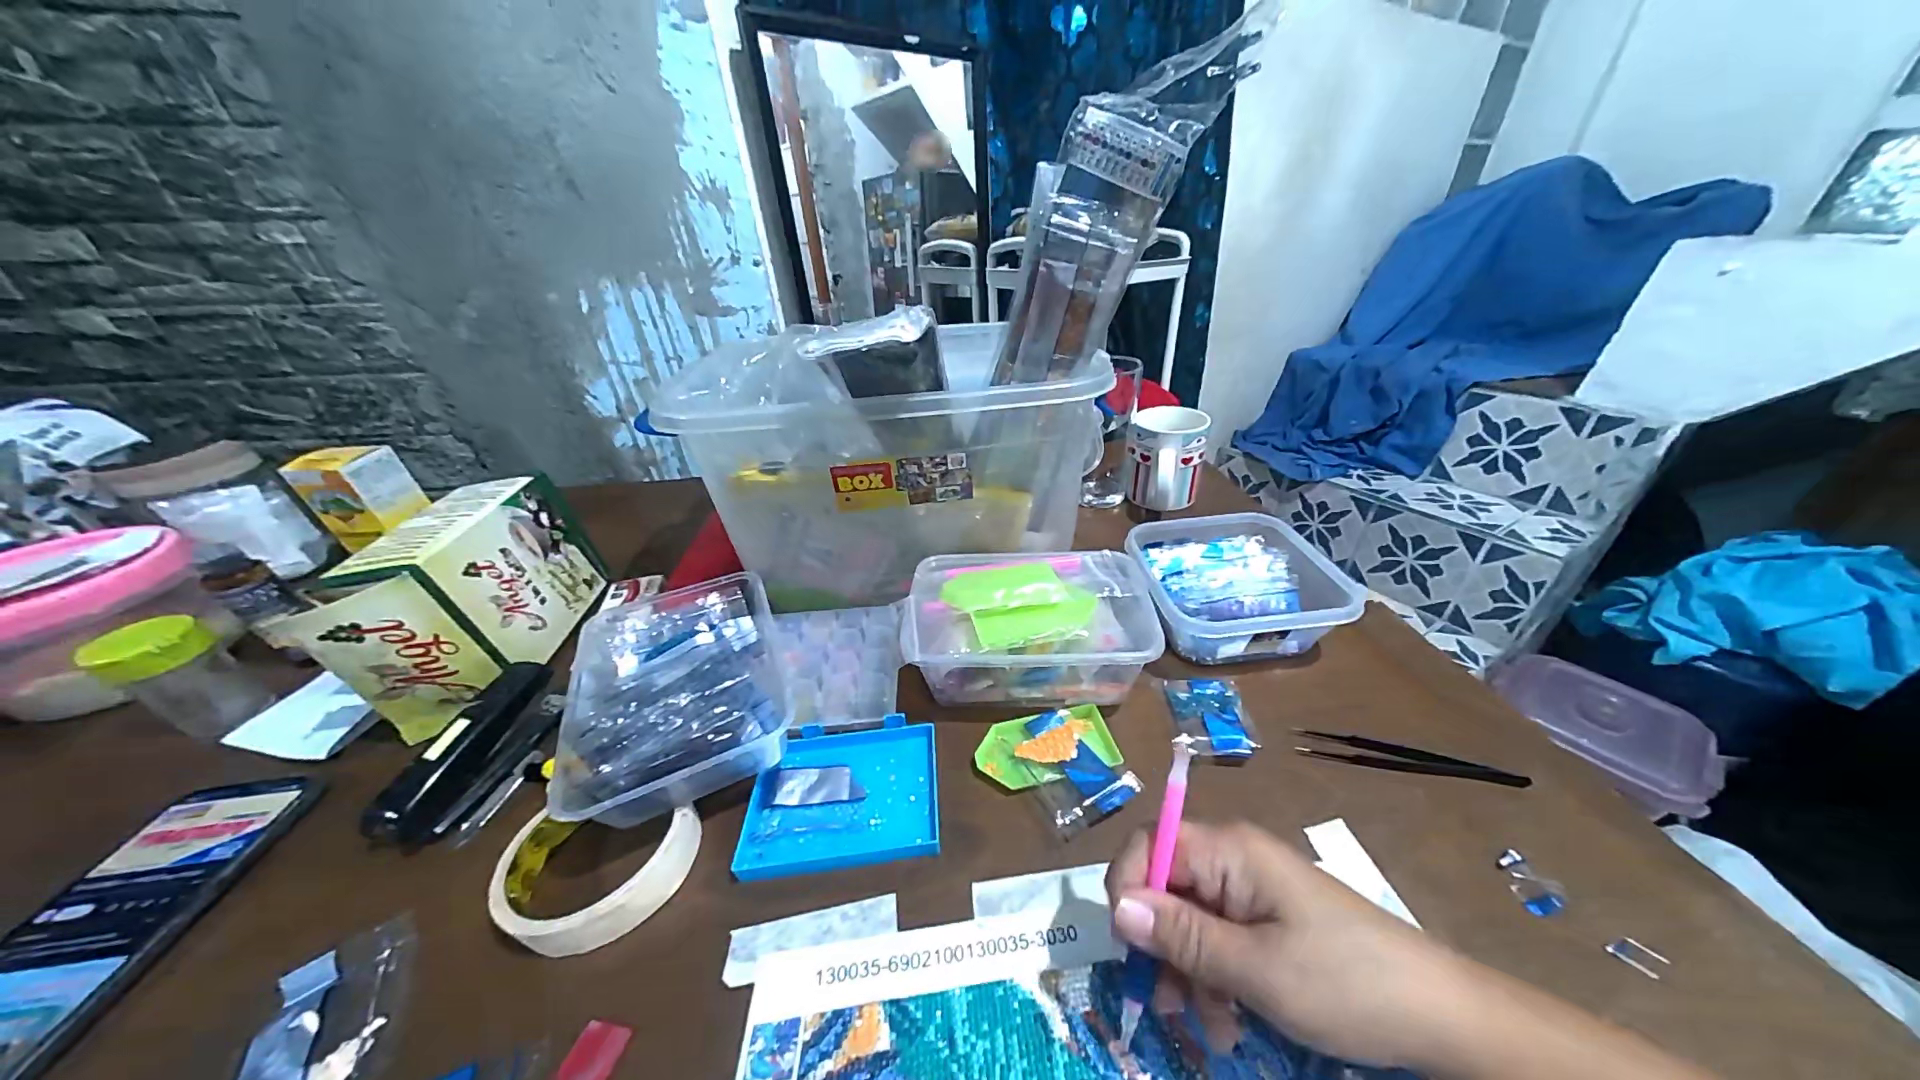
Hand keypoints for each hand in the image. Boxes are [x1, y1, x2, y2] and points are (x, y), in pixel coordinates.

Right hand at [1104, 819, 1478, 1067]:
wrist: (1443, 1017)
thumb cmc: (1346, 984)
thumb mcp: (1256, 969)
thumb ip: (1182, 936)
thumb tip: (1116, 909)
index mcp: (1230, 851)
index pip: (1151, 843)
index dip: (1129, 886)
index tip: (1129, 946)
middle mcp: (1235, 860)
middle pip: (1167, 885)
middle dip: (1160, 944)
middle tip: (1164, 1002)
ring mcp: (1252, 891)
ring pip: (1189, 919)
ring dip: (1188, 973)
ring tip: (1210, 1027)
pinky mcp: (1268, 921)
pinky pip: (1219, 939)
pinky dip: (1215, 979)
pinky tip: (1229, 1022)